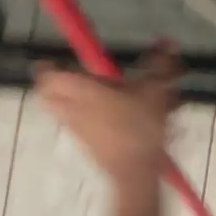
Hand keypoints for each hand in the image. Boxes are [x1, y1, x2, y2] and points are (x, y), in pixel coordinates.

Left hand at [34, 44, 181, 194]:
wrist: (135, 173)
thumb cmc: (140, 128)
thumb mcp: (154, 92)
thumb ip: (159, 66)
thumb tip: (169, 42)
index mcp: (79, 88)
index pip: (47, 72)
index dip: (53, 64)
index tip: (69, 62)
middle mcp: (69, 107)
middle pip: (47, 92)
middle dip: (60, 83)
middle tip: (81, 80)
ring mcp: (74, 128)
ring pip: (62, 109)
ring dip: (74, 102)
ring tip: (100, 100)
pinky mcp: (85, 145)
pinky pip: (77, 126)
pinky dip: (89, 120)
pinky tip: (114, 122)